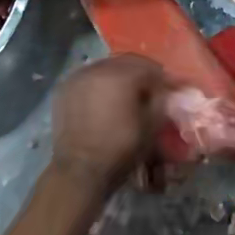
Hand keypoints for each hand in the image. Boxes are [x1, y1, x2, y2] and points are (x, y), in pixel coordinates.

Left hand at [48, 55, 166, 194]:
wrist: (78, 172)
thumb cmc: (119, 150)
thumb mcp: (150, 127)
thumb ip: (161, 101)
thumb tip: (165, 89)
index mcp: (121, 75)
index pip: (149, 66)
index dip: (162, 77)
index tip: (170, 87)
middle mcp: (98, 68)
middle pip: (126, 61)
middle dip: (141, 72)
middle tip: (150, 88)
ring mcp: (78, 76)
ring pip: (105, 67)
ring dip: (119, 75)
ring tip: (126, 93)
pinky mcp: (64, 88)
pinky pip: (88, 77)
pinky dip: (99, 83)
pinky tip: (104, 97)